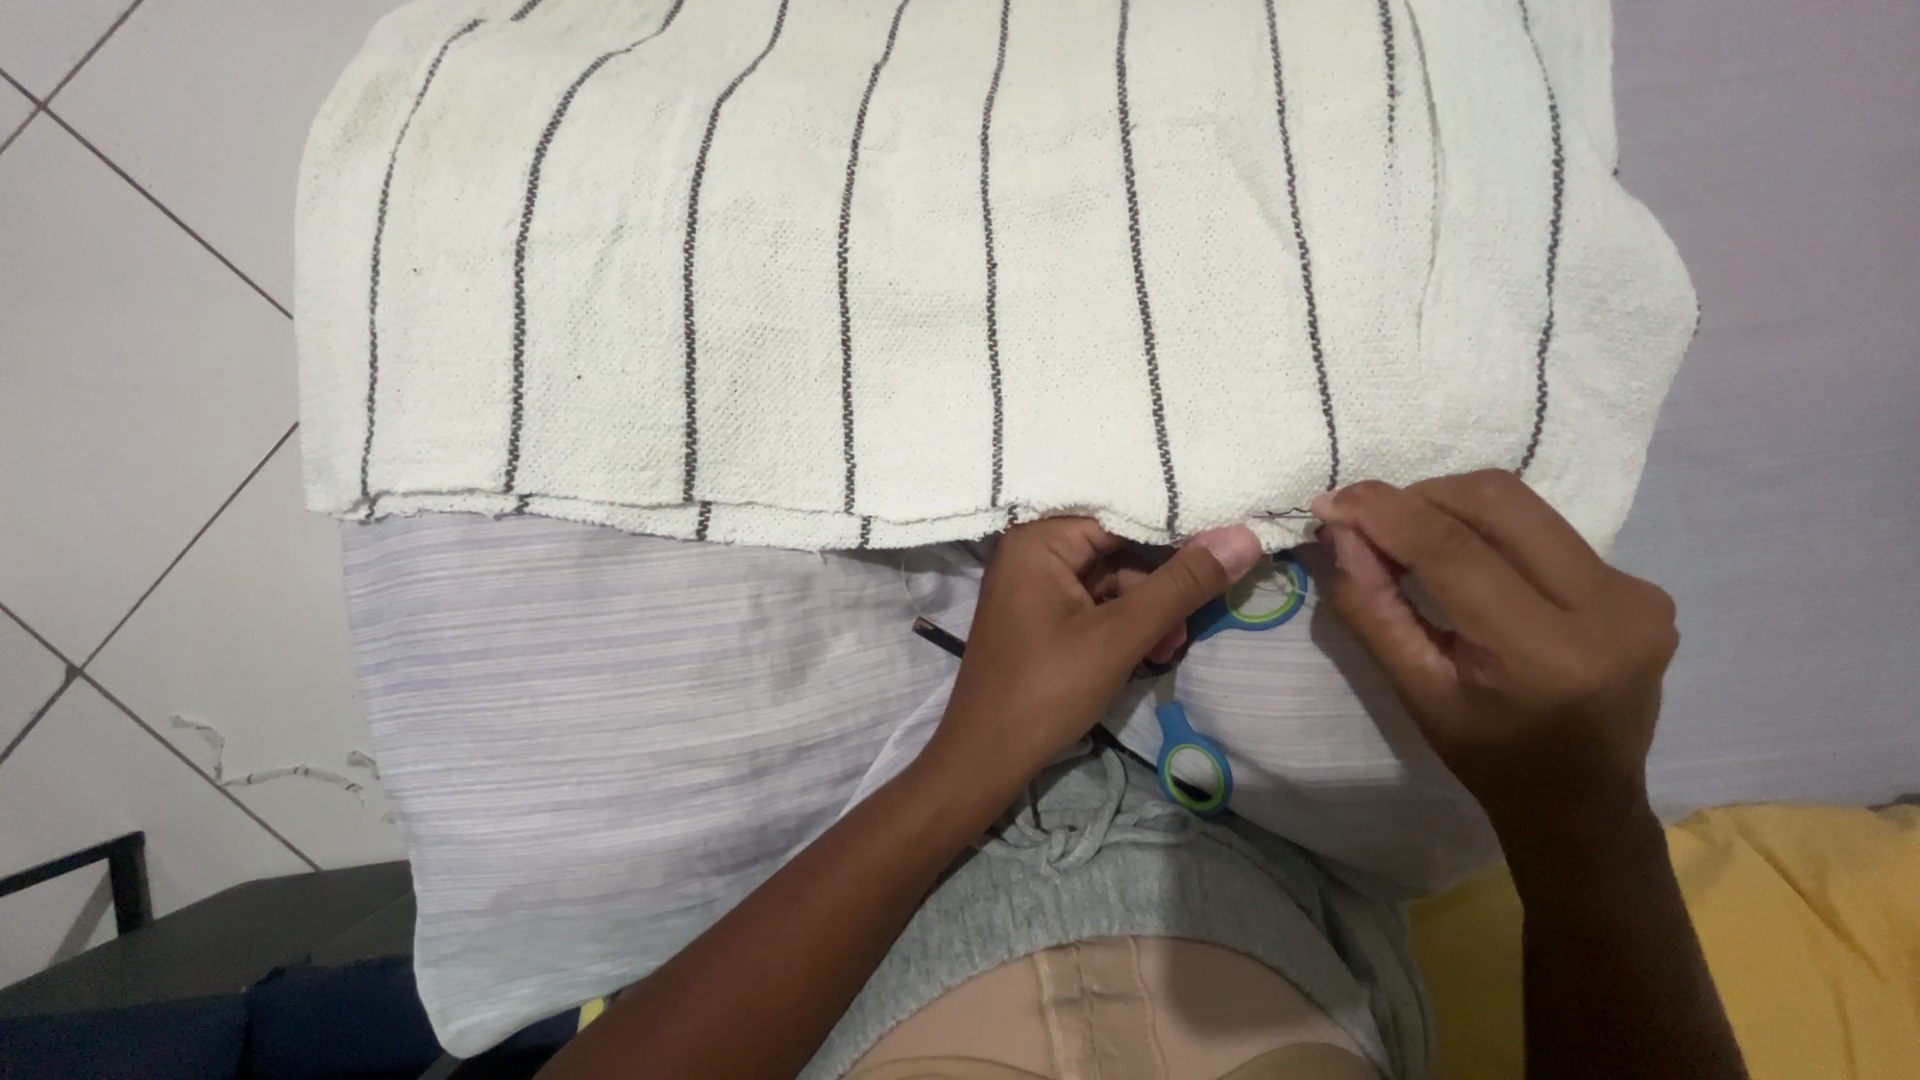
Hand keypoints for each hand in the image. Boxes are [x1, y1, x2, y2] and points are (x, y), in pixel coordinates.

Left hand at [920, 517, 1262, 793]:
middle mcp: (1032, 550)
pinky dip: (1125, 625)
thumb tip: (1244, 537)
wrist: (984, 757)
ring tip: (1173, 645)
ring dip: (1149, 610)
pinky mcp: (1041, 615)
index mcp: (1038, 539)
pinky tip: (1152, 652)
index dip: (1176, 529)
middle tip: (1202, 608)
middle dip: (1163, 581)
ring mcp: (1034, 584)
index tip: (1228, 542)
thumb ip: (1181, 585)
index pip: (1120, 513)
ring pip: (1111, 580)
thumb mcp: (1119, 636)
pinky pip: (1095, 604)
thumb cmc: (1045, 690)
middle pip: (1117, 546)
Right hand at [1312, 471, 1678, 835]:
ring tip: (1411, 541)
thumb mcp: (1412, 690)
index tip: (1333, 501)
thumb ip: (1371, 608)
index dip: (1386, 513)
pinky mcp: (1642, 586)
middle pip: (1497, 501)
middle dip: (1419, 497)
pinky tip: (1468, 568)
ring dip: (1450, 508)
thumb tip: (1340, 534)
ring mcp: (1636, 593)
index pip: (1454, 550)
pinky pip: (1546, 529)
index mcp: (1545, 652)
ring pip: (1523, 505)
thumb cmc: (1486, 756)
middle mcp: (1608, 609)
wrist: (1584, 801)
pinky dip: (1488, 531)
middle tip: (1371, 523)